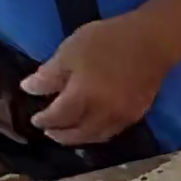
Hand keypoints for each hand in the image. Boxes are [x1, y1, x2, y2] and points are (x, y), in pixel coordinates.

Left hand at [22, 8, 180, 144]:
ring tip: (71, 133)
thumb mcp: (70, 52)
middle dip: (63, 135)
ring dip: (82, 138)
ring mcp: (122, 117)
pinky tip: (95, 126)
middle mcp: (103, 113)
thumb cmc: (107, 42)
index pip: (60, 117)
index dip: (45, 120)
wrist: (150, 44)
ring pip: (98, 136)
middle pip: (80, 133)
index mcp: (84, 97)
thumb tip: (30, 89)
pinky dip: (100, 133)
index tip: (35, 119)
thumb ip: (49, 75)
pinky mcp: (137, 114)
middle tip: (49, 132)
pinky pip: (114, 131)